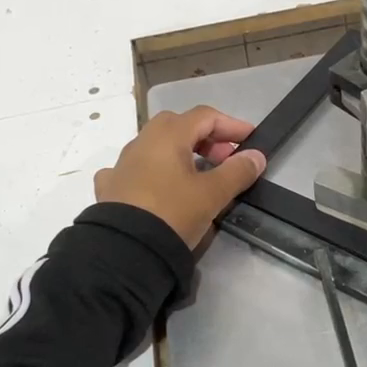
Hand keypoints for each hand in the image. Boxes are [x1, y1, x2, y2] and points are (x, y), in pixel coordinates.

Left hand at [95, 106, 267, 246]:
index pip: (205, 117)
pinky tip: (154, 185)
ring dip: (179, 153)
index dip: (231, 125)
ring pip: (154, 146)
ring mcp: (122, 164)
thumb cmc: (173, 213)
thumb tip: (256, 156)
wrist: (126, 249)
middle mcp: (142, 142)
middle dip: (205, 137)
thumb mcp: (212, 194)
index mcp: (167, 136)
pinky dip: (150, 171)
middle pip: (177, 126)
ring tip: (196, 175)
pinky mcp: (110, 187)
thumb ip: (237, 172)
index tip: (251, 140)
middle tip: (224, 158)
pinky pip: (133, 169)